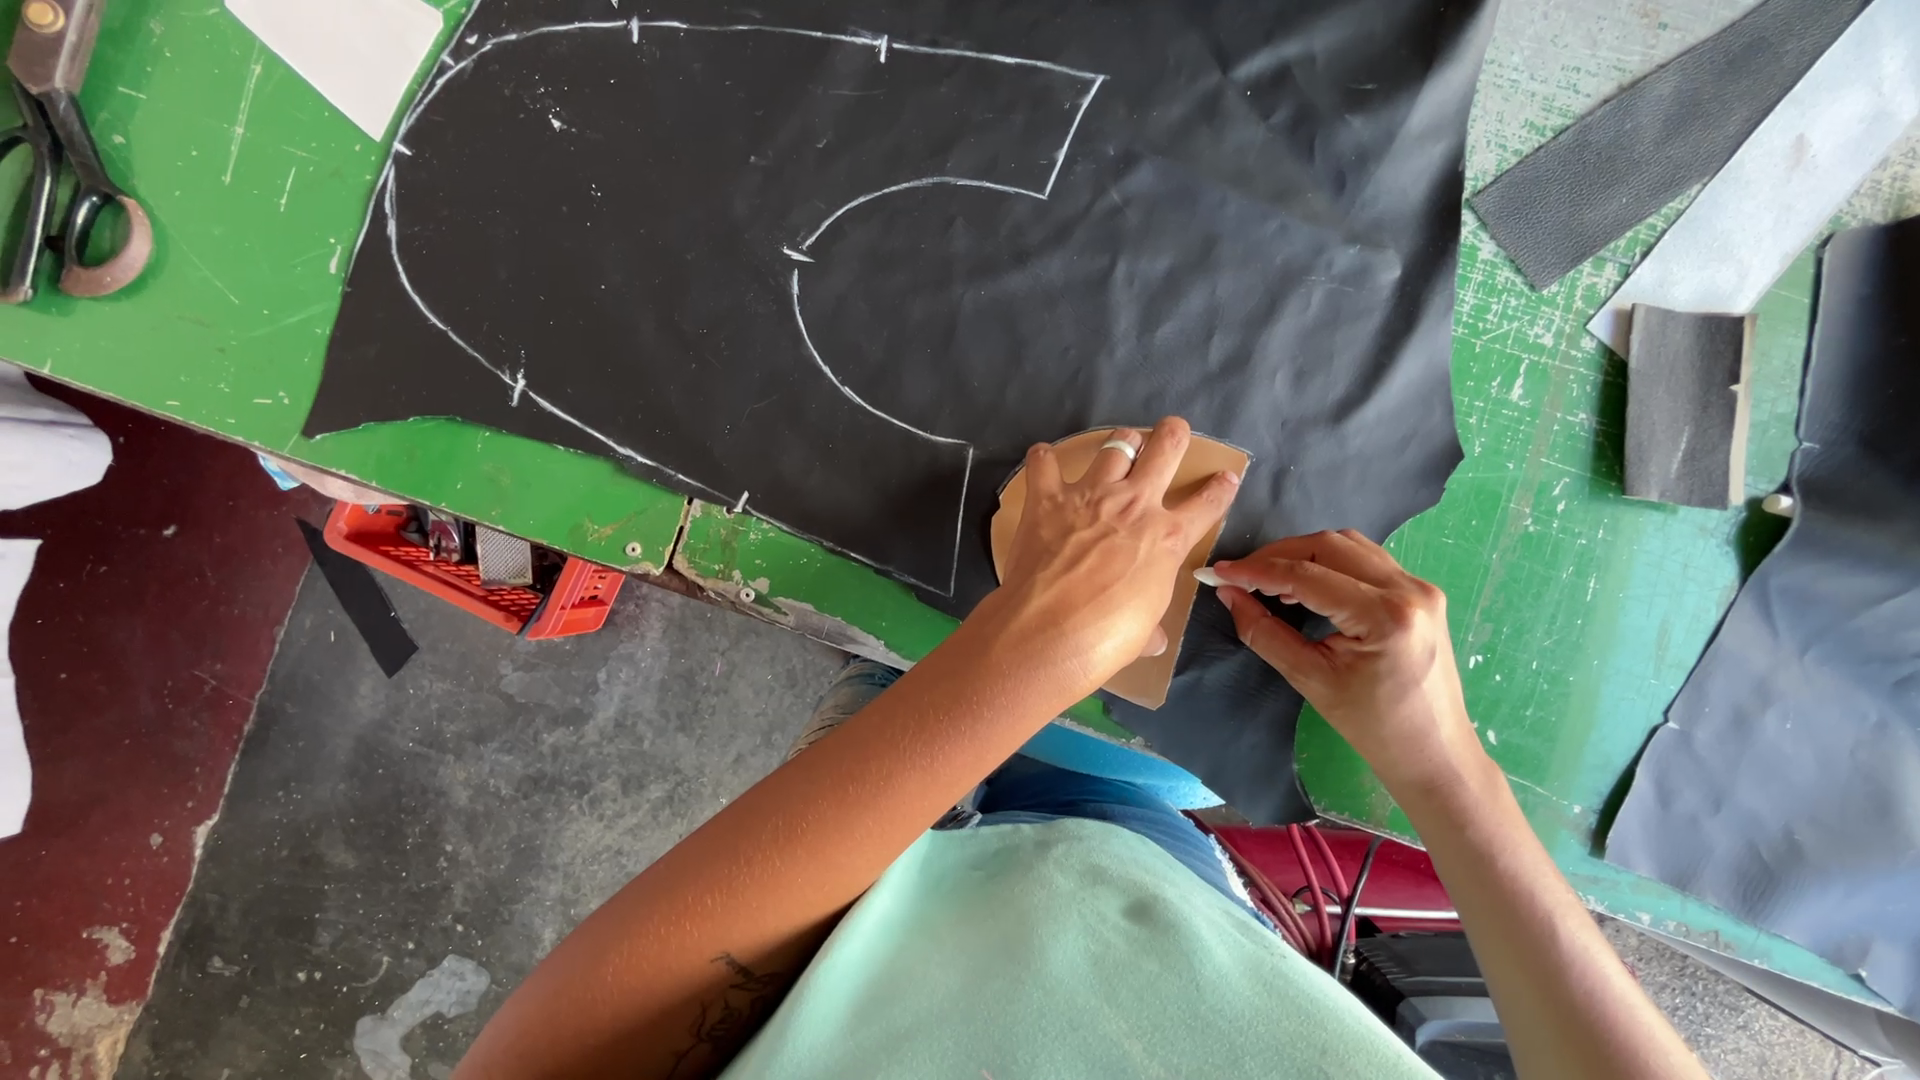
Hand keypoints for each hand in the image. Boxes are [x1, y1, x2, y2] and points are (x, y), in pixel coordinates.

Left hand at [978, 417, 1241, 699]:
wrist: (1051, 630)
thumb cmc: (1107, 637)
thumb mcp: (1145, 630)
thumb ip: (1152, 624)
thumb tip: (1154, 639)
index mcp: (1168, 538)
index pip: (1208, 504)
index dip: (1221, 488)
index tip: (1226, 476)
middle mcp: (1135, 504)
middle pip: (1165, 449)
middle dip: (1173, 434)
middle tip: (1172, 430)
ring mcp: (1091, 495)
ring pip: (1114, 445)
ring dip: (1120, 443)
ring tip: (1119, 444)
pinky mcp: (1047, 498)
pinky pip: (1044, 463)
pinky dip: (1043, 459)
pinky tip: (1043, 458)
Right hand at [1208, 530, 1486, 797]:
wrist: (1432, 751)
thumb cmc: (1370, 725)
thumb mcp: (1309, 678)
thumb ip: (1263, 632)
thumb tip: (1229, 594)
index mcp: (1384, 615)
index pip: (1306, 575)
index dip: (1256, 570)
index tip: (1219, 572)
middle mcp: (1409, 590)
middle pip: (1328, 545)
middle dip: (1277, 555)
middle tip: (1240, 575)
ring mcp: (1420, 587)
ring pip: (1348, 545)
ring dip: (1303, 555)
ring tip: (1270, 581)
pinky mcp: (1420, 593)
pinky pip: (1365, 560)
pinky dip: (1328, 564)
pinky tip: (1305, 587)